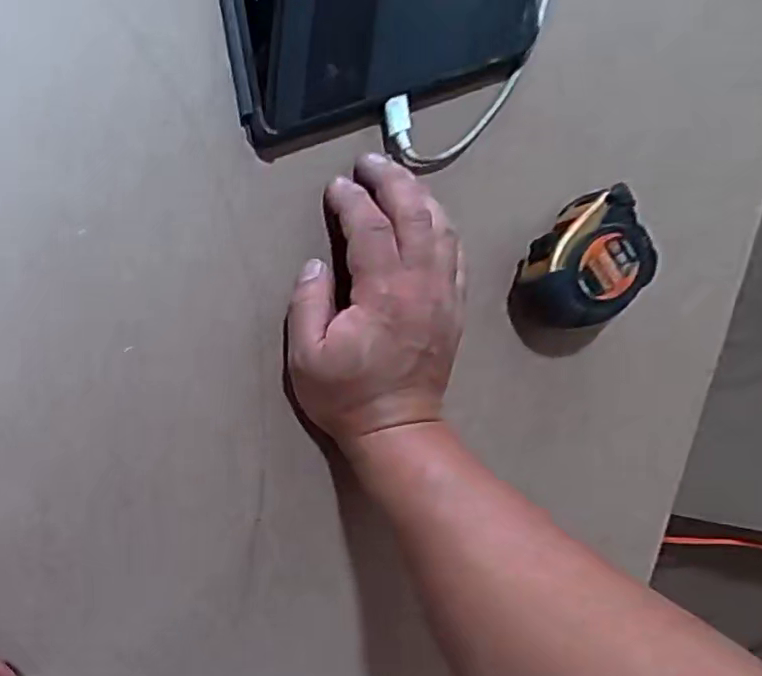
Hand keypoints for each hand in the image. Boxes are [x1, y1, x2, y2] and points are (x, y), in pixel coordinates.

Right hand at [287, 153, 466, 448]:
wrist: (397, 429)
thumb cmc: (345, 397)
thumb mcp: (306, 357)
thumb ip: (307, 304)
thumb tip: (315, 265)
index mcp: (383, 291)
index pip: (369, 228)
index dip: (351, 201)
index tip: (336, 186)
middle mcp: (421, 282)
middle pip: (413, 213)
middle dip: (390, 181)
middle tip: (369, 162)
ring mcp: (444, 293)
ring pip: (440, 227)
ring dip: (420, 196)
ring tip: (398, 180)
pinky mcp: (454, 307)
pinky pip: (455, 252)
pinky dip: (442, 226)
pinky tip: (429, 218)